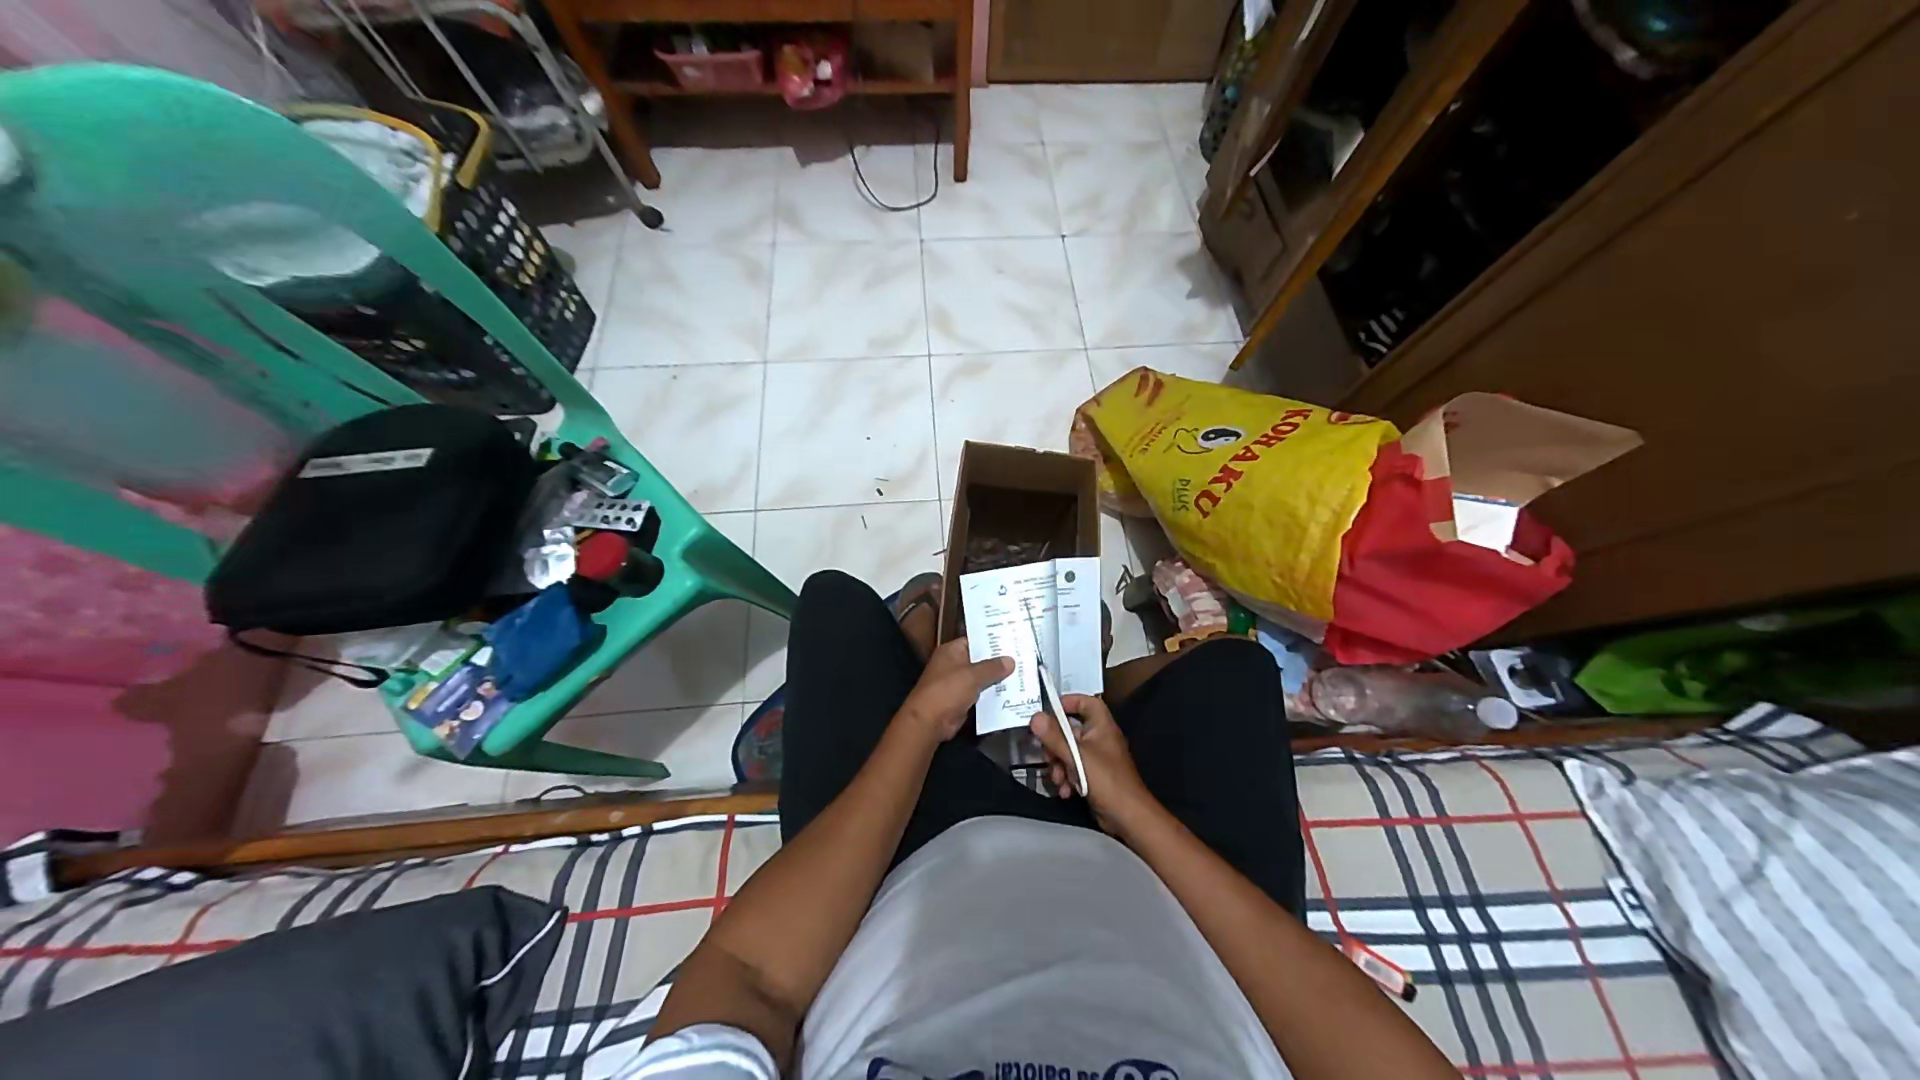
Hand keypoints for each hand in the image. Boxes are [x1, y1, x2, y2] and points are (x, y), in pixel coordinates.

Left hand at [896, 637, 1013, 743]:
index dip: (993, 640)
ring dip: (998, 678)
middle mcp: (954, 664)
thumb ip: (993, 667)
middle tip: (1023, 656)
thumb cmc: (948, 690)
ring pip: (982, 677)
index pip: (975, 640)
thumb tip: (1010, 660)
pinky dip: (993, 693)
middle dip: (999, 660)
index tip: (1013, 639)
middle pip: (980, 659)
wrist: (929, 721)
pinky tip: (1013, 692)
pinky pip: (981, 692)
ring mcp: (958, 682)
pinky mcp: (962, 699)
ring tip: (1024, 673)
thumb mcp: (972, 675)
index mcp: (952, 651)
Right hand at [1030, 694, 1159, 837]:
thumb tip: (1036, 717)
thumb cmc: (1108, 781)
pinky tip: (1065, 790)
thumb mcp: (1077, 757)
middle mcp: (1100, 738)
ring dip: (1059, 764)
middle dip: (1055, 744)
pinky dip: (1066, 777)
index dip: (1067, 702)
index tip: (1048, 711)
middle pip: (1071, 729)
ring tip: (1058, 778)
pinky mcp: (1093, 775)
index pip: (1086, 701)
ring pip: (1069, 751)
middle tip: (1047, 754)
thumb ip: (1055, 737)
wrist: (1128, 817)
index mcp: (1102, 726)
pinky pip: (1073, 768)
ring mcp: (1097, 757)